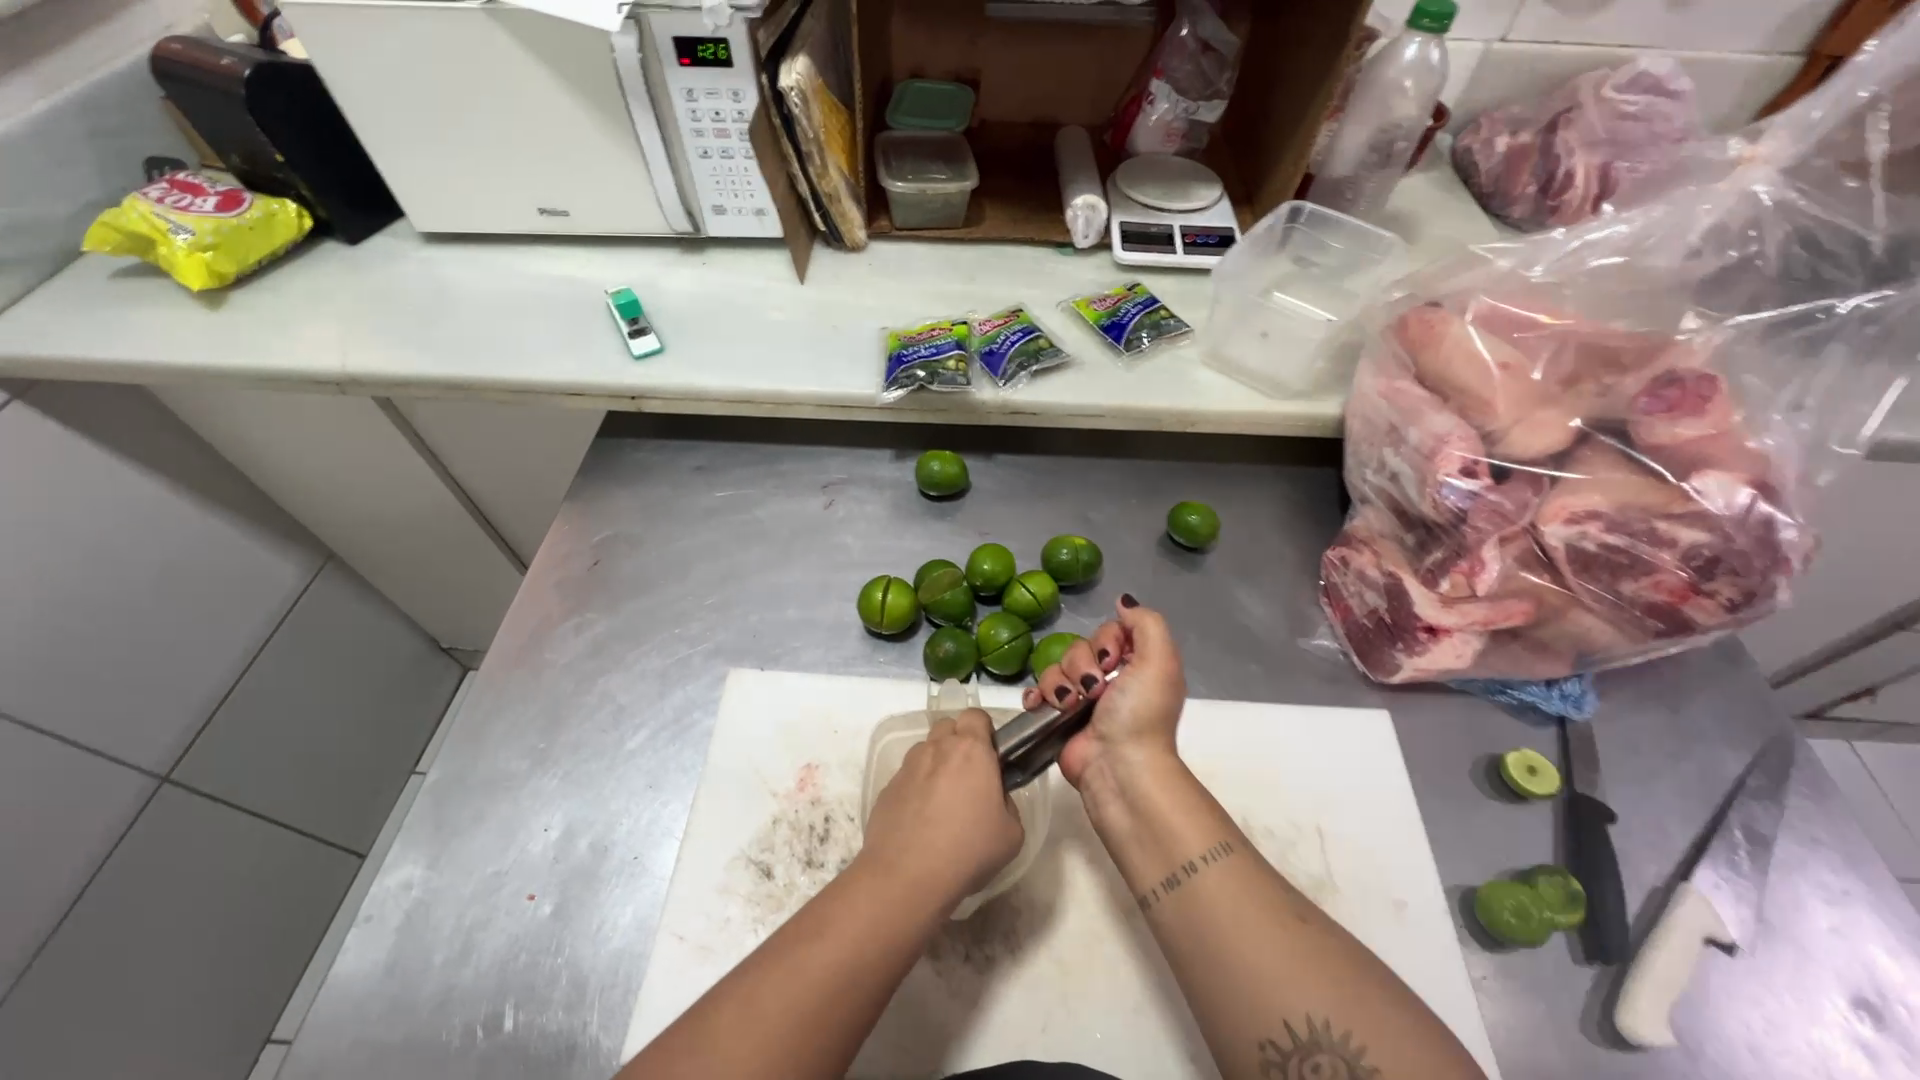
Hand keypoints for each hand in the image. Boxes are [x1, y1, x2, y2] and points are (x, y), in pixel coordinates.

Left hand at [859, 708, 1023, 911]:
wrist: (907, 876)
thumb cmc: (968, 850)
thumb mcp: (1012, 833)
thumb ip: (1007, 805)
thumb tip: (994, 800)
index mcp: (971, 751)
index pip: (976, 716)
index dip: (985, 731)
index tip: (991, 758)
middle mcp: (936, 750)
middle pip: (947, 727)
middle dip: (958, 742)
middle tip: (969, 777)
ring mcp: (907, 768)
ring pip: (925, 751)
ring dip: (936, 764)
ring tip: (942, 803)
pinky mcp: (887, 789)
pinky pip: (907, 778)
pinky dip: (916, 789)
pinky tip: (921, 822)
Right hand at [1021, 594, 1185, 789]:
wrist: (1118, 766)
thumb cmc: (1141, 713)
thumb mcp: (1160, 660)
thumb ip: (1146, 623)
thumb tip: (1122, 602)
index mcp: (1136, 665)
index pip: (1109, 631)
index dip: (1105, 640)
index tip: (1112, 660)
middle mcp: (1109, 679)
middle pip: (1078, 647)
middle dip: (1082, 664)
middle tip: (1095, 689)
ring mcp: (1081, 699)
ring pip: (1056, 667)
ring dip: (1060, 683)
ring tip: (1072, 706)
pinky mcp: (1058, 717)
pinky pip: (1038, 692)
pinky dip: (1036, 696)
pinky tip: (1041, 704)